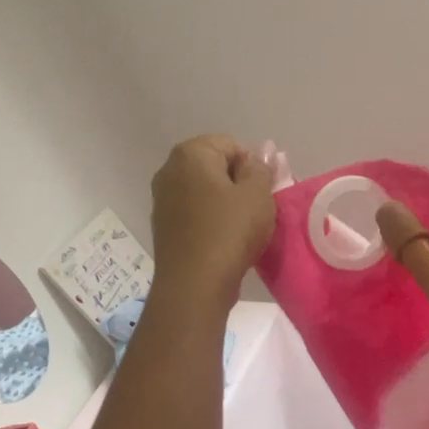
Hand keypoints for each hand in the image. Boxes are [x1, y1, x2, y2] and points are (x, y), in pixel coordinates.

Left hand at [150, 134, 275, 304]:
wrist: (195, 284)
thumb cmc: (230, 232)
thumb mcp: (258, 196)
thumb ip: (262, 168)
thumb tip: (265, 149)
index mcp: (191, 153)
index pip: (232, 145)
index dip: (254, 168)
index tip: (265, 194)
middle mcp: (169, 169)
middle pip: (216, 168)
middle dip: (239, 185)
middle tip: (258, 212)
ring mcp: (163, 199)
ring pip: (205, 193)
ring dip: (226, 206)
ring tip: (243, 231)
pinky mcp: (164, 227)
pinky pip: (196, 215)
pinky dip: (212, 223)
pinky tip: (225, 244)